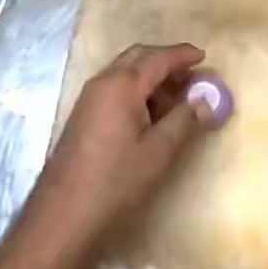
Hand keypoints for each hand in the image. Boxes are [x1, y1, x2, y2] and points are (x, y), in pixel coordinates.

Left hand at [19, 44, 212, 266]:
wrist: (63, 213)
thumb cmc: (115, 181)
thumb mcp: (158, 151)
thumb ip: (184, 120)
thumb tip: (204, 100)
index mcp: (122, 85)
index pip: (158, 58)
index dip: (182, 54)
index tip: (204, 56)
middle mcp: (103, 82)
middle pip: (138, 57)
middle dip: (166, 61)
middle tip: (191, 75)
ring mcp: (89, 97)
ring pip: (125, 72)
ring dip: (151, 77)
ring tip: (176, 98)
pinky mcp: (83, 114)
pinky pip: (114, 88)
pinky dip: (136, 90)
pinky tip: (150, 114)